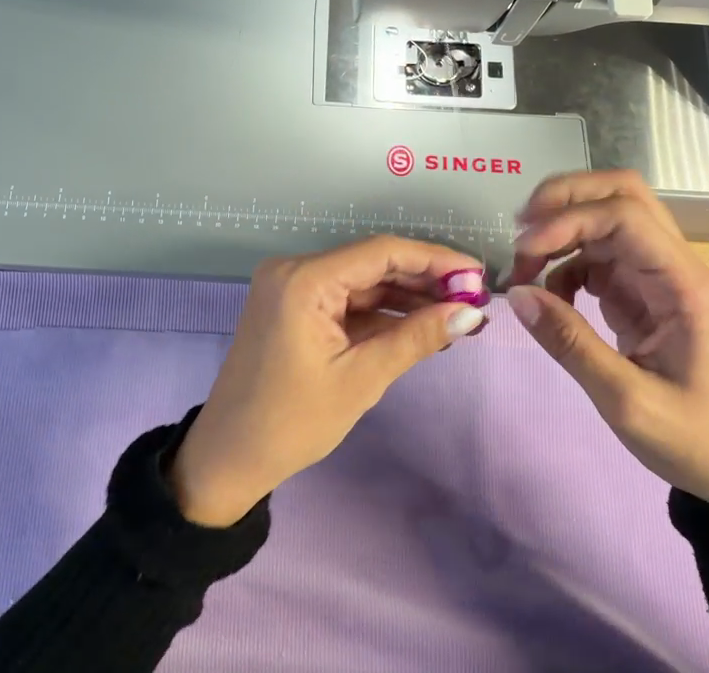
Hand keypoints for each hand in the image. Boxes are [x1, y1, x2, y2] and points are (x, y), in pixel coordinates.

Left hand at [170, 237, 487, 526]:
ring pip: (362, 282)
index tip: (478, 276)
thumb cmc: (293, 421)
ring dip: (407, 297)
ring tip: (459, 315)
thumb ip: (417, 338)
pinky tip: (421, 325)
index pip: (381, 252)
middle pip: (372, 263)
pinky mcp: (294, 308)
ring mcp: (292, 288)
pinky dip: (381, 313)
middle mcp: (295, 270)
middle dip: (425, 281)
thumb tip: (471, 313)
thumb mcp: (362, 379)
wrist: (230, 456)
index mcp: (304, 279)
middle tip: (476, 301)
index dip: (434, 260)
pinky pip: (346, 301)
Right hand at [503, 171, 708, 504]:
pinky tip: (548, 298)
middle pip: (622, 196)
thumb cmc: (695, 439)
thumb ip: (569, 342)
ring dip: (561, 232)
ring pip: (607, 221)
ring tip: (523, 270)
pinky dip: (566, 265)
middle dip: (565, 200)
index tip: (522, 252)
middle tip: (520, 228)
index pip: (624, 216)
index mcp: (684, 284)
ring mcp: (659, 279)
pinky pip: (600, 258)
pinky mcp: (644, 296)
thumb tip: (516, 295)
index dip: (567, 220)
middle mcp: (675, 267)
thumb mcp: (627, 401)